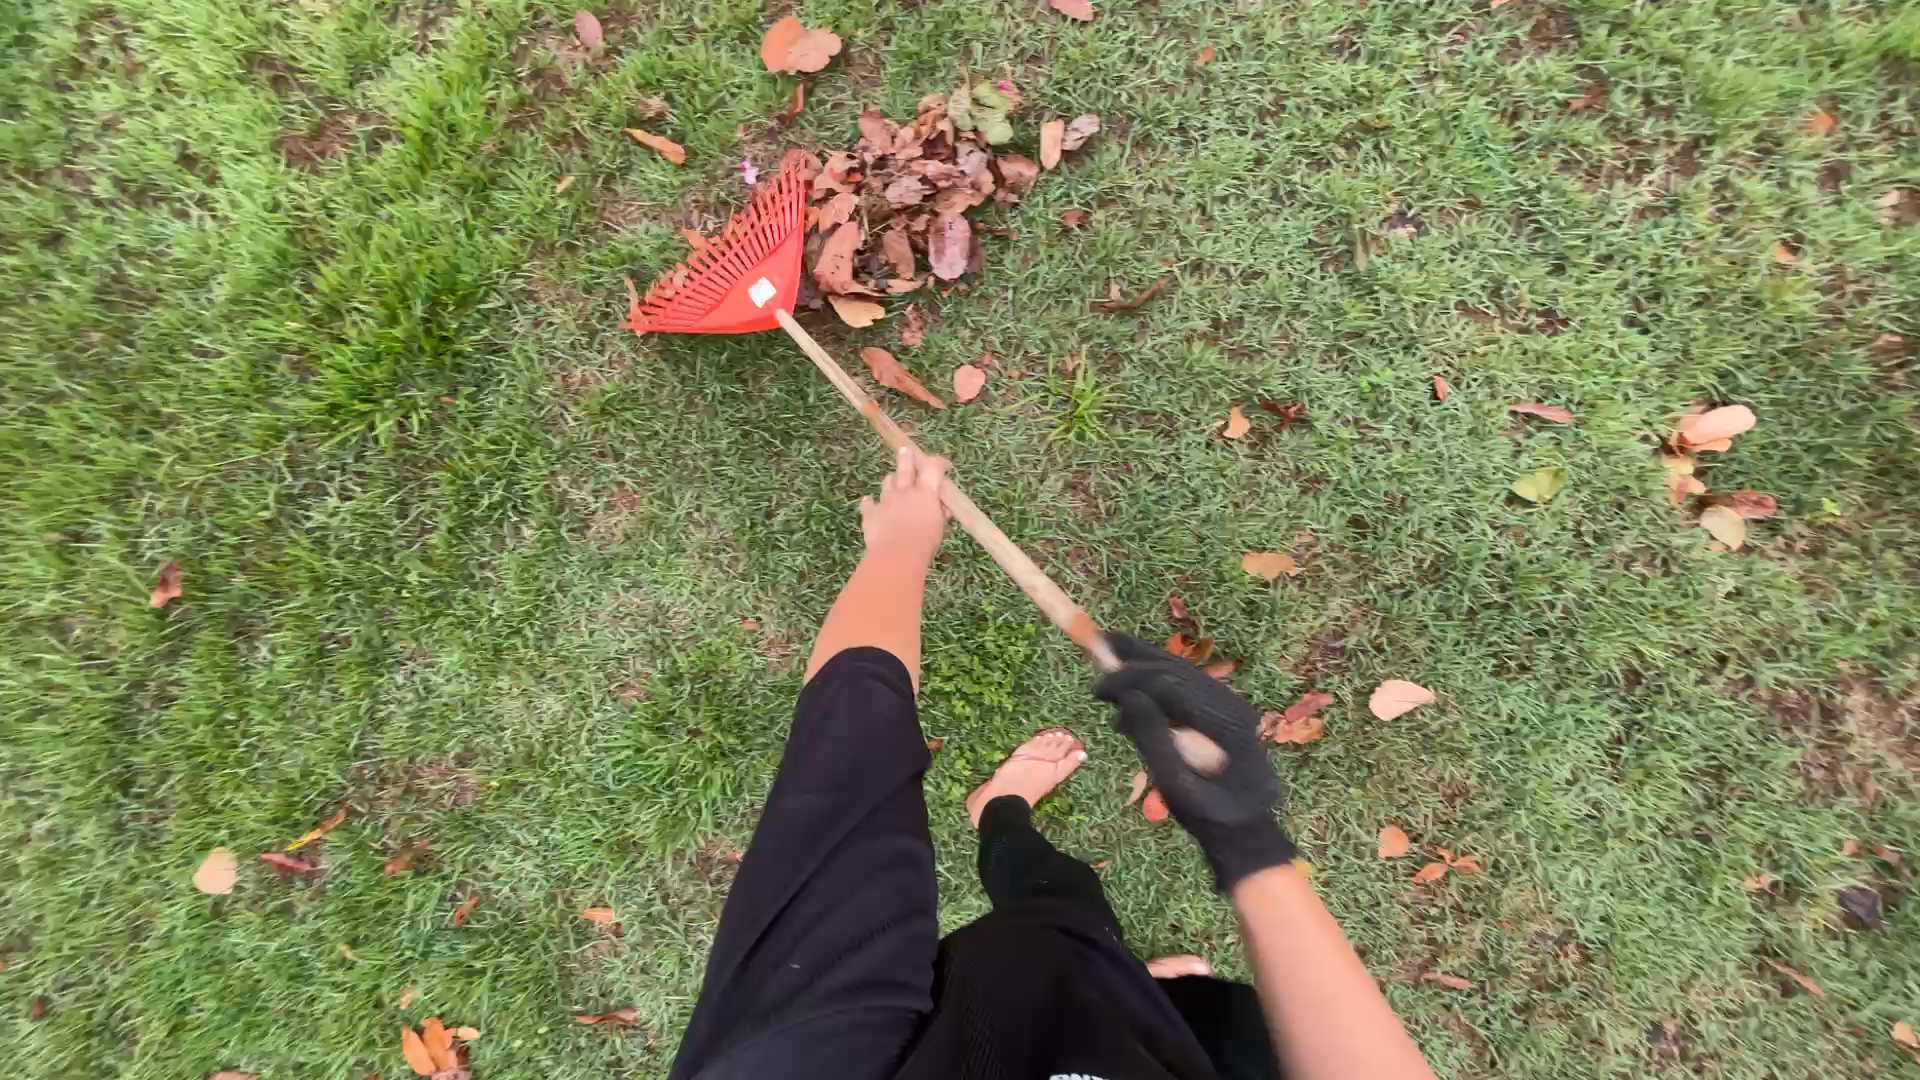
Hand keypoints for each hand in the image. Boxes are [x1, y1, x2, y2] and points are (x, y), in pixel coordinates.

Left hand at [859, 447, 949, 565]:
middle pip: (905, 467)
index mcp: (925, 492)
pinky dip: (870, 502)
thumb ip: (939, 514)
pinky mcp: (871, 513)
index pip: (933, 467)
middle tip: (905, 450)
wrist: (897, 554)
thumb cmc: (925, 541)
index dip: (938, 463)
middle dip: (906, 458)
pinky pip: (869, 504)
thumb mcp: (939, 527)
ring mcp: (886, 500)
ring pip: (887, 483)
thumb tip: (941, 509)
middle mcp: (904, 491)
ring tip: (892, 480)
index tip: (943, 465)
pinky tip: (868, 502)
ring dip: (891, 481)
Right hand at [1095, 633, 1296, 891]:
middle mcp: (1231, 704)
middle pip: (1177, 669)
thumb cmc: (1210, 816)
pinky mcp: (1220, 710)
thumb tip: (1128, 697)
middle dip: (1136, 661)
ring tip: (1112, 648)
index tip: (1099, 690)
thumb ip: (1153, 738)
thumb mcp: (1176, 785)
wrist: (1245, 832)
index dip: (1131, 681)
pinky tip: (1133, 686)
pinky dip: (1156, 678)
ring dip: (1145, 663)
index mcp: (1226, 722)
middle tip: (1101, 650)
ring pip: (1181, 671)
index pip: (1171, 685)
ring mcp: (1228, 705)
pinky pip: (1185, 684)